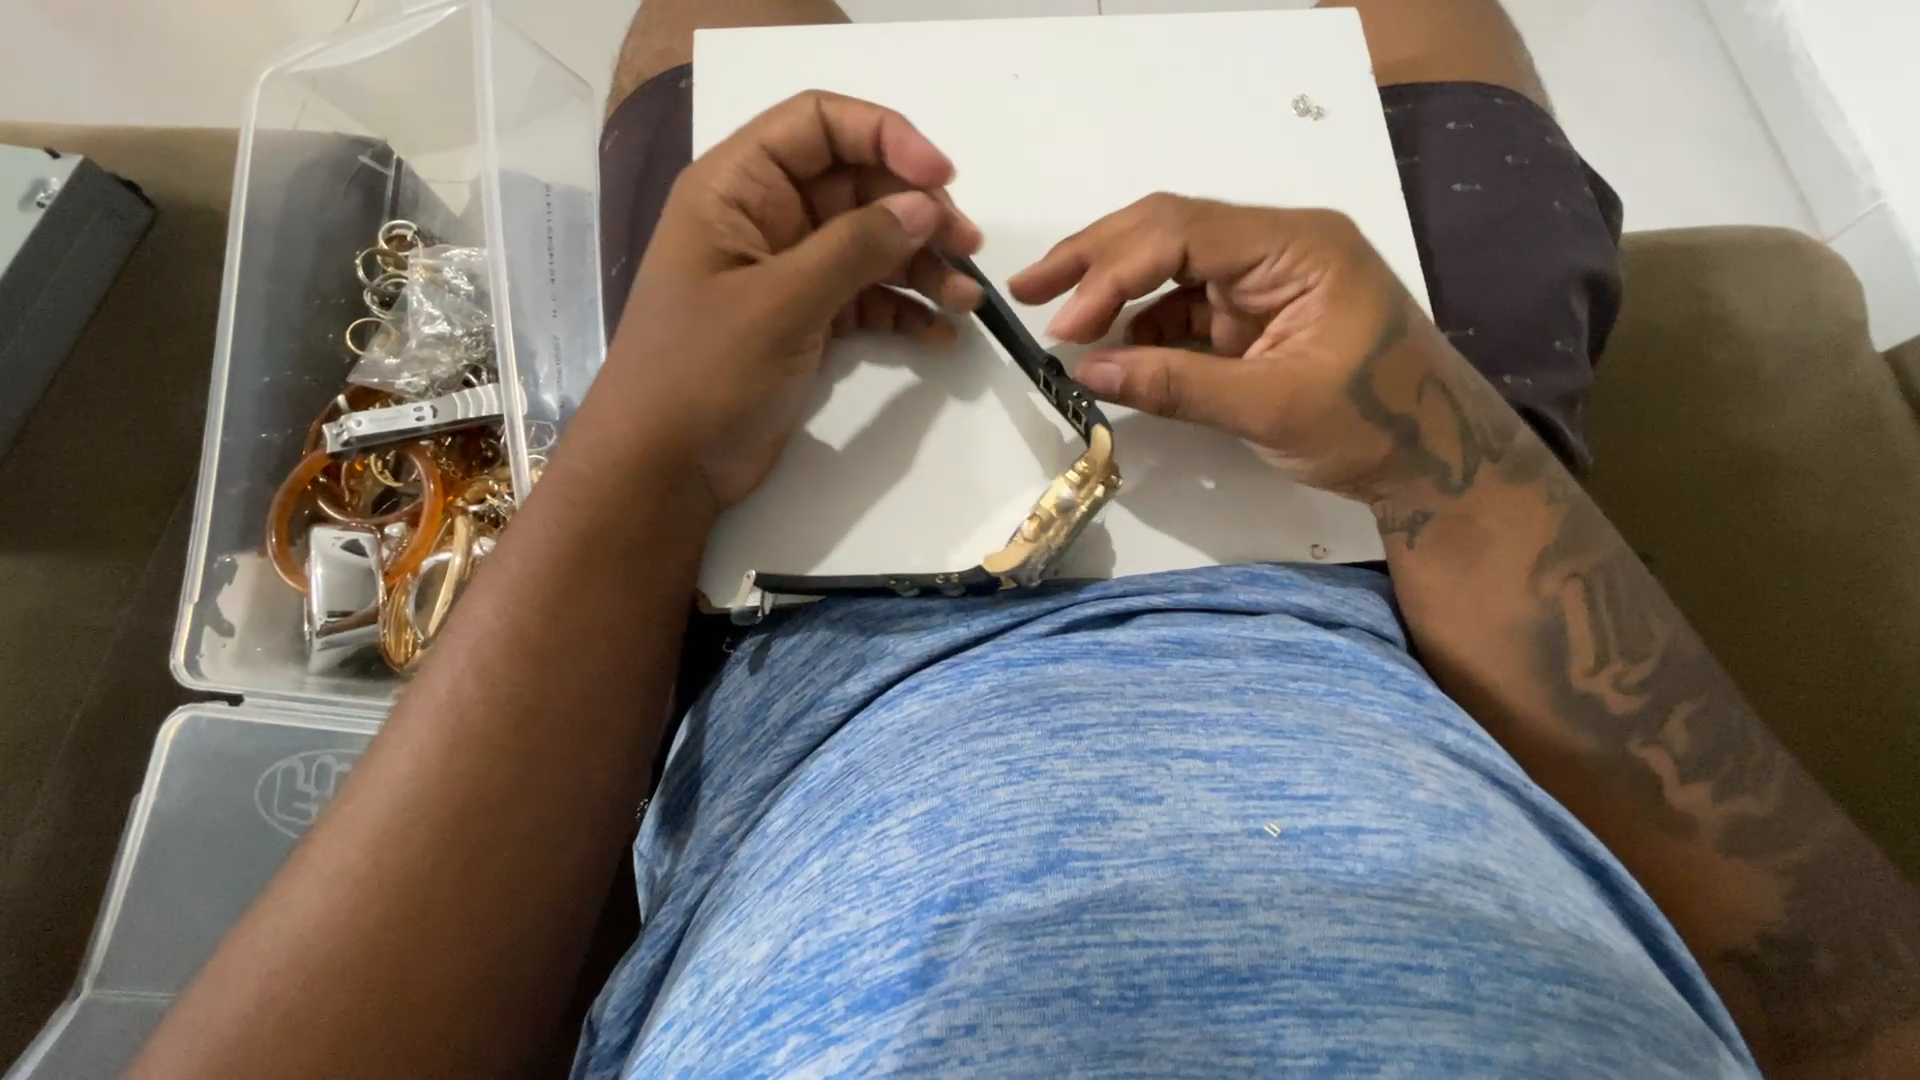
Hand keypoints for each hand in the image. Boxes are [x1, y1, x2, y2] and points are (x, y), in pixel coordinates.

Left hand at [605, 91, 984, 510]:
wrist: (666, 466)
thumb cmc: (704, 372)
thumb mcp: (780, 302)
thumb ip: (854, 248)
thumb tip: (924, 207)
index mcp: (738, 188)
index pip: (819, 124)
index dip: (886, 135)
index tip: (942, 176)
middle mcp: (766, 220)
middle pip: (857, 186)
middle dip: (916, 212)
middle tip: (968, 248)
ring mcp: (789, 275)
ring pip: (870, 247)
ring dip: (921, 267)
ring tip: (966, 300)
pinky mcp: (807, 324)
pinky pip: (867, 301)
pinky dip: (904, 312)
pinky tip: (941, 333)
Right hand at [1010, 194, 1497, 504]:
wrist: (1431, 456)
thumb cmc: (1372, 424)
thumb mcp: (1271, 407)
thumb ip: (1176, 384)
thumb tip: (1084, 371)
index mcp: (1295, 246)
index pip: (1182, 233)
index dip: (1112, 274)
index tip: (1064, 326)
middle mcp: (1273, 246)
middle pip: (1166, 229)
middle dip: (1094, 258)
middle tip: (1028, 288)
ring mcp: (1260, 280)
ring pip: (1167, 265)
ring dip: (1110, 291)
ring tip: (1056, 319)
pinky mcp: (1249, 315)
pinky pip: (1180, 308)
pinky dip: (1139, 327)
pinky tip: (1107, 348)